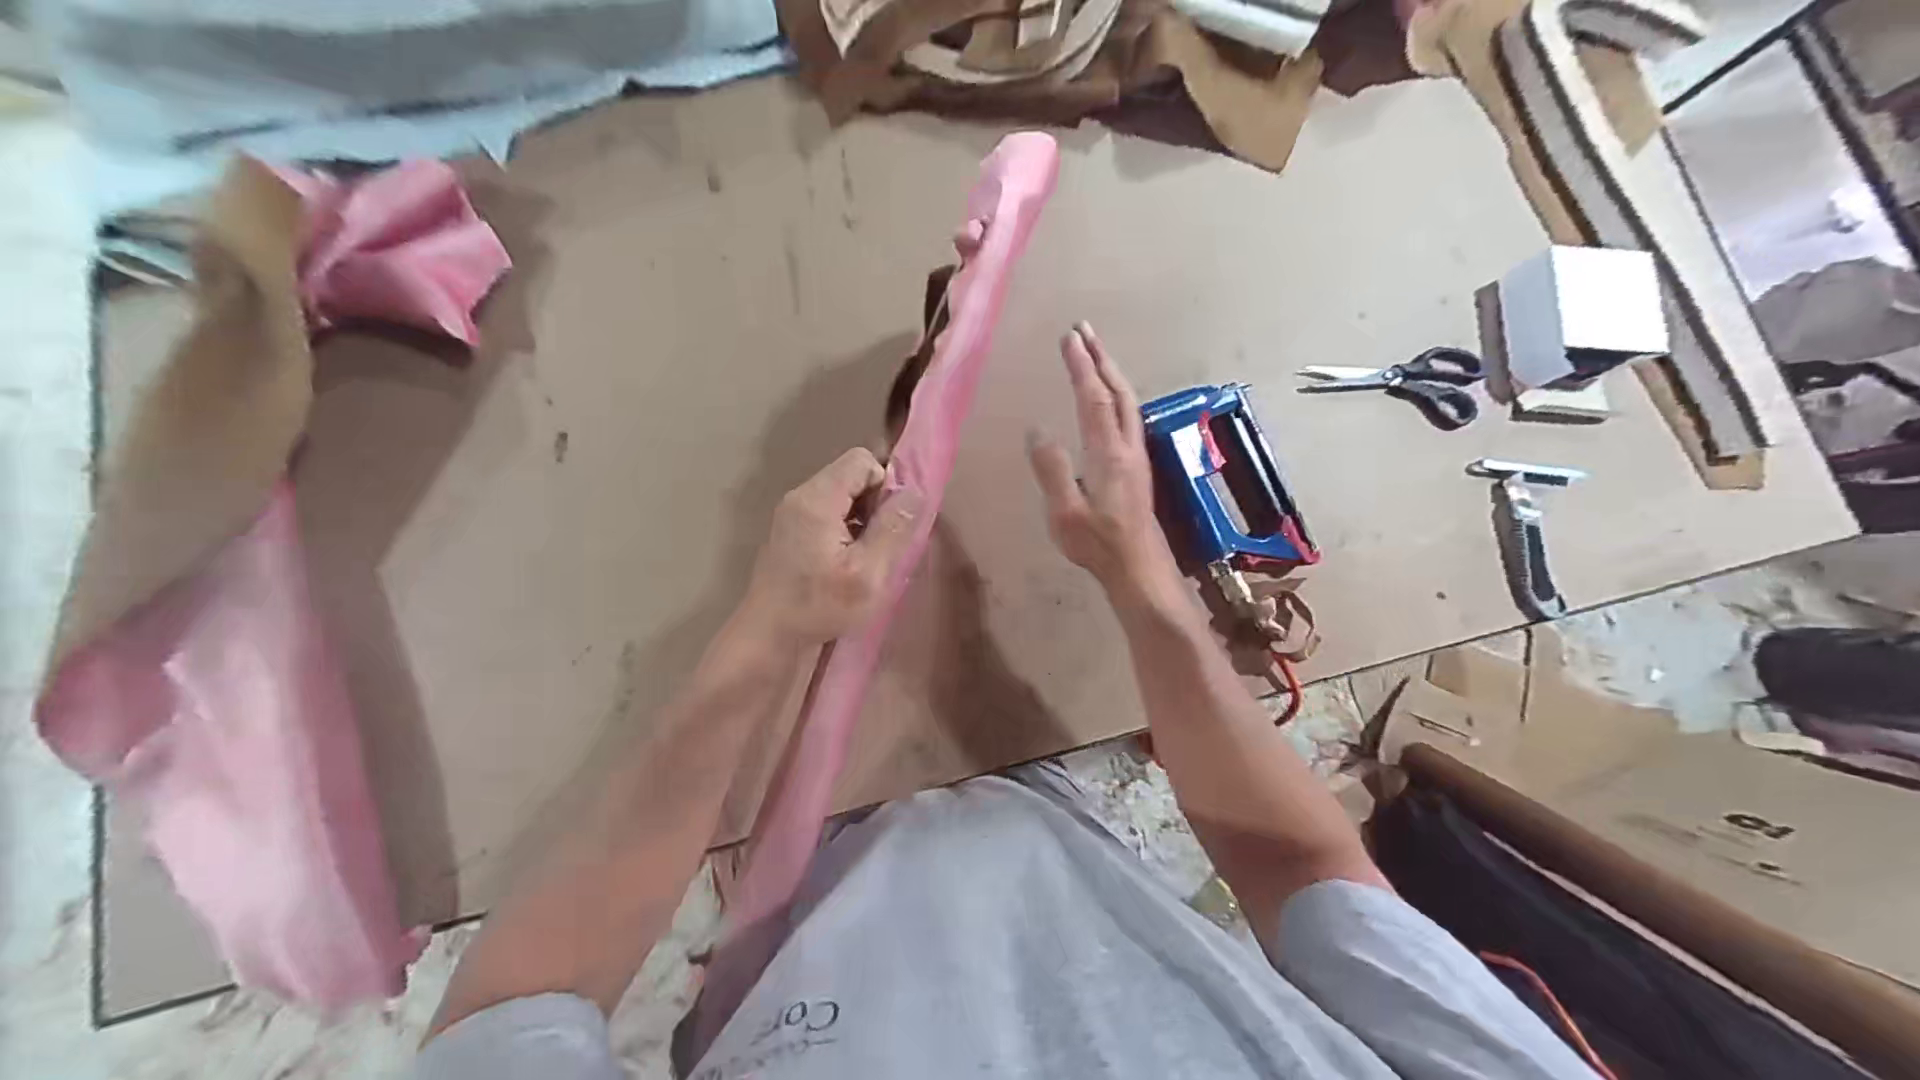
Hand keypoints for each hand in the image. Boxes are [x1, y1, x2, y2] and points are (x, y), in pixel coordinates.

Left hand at [742, 447, 923, 647]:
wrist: (768, 638)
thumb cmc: (820, 606)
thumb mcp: (869, 573)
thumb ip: (894, 527)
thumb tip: (916, 490)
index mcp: (817, 499)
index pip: (862, 460)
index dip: (886, 484)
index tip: (893, 522)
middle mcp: (800, 497)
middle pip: (851, 475)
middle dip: (876, 503)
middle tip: (882, 544)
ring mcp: (791, 514)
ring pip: (841, 496)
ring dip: (862, 518)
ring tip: (868, 557)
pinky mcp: (790, 533)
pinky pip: (827, 513)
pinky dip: (845, 529)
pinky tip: (848, 563)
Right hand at [1028, 323, 1181, 602]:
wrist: (1139, 568)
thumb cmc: (1098, 544)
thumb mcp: (1065, 513)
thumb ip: (1052, 470)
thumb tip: (1036, 431)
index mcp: (1108, 454)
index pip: (1095, 399)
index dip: (1082, 367)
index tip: (1070, 338)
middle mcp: (1128, 447)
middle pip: (1118, 392)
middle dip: (1101, 358)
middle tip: (1084, 331)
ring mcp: (1137, 456)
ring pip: (1129, 402)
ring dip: (1112, 373)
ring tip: (1094, 354)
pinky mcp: (1138, 467)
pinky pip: (1129, 416)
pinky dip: (1117, 394)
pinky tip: (1111, 399)